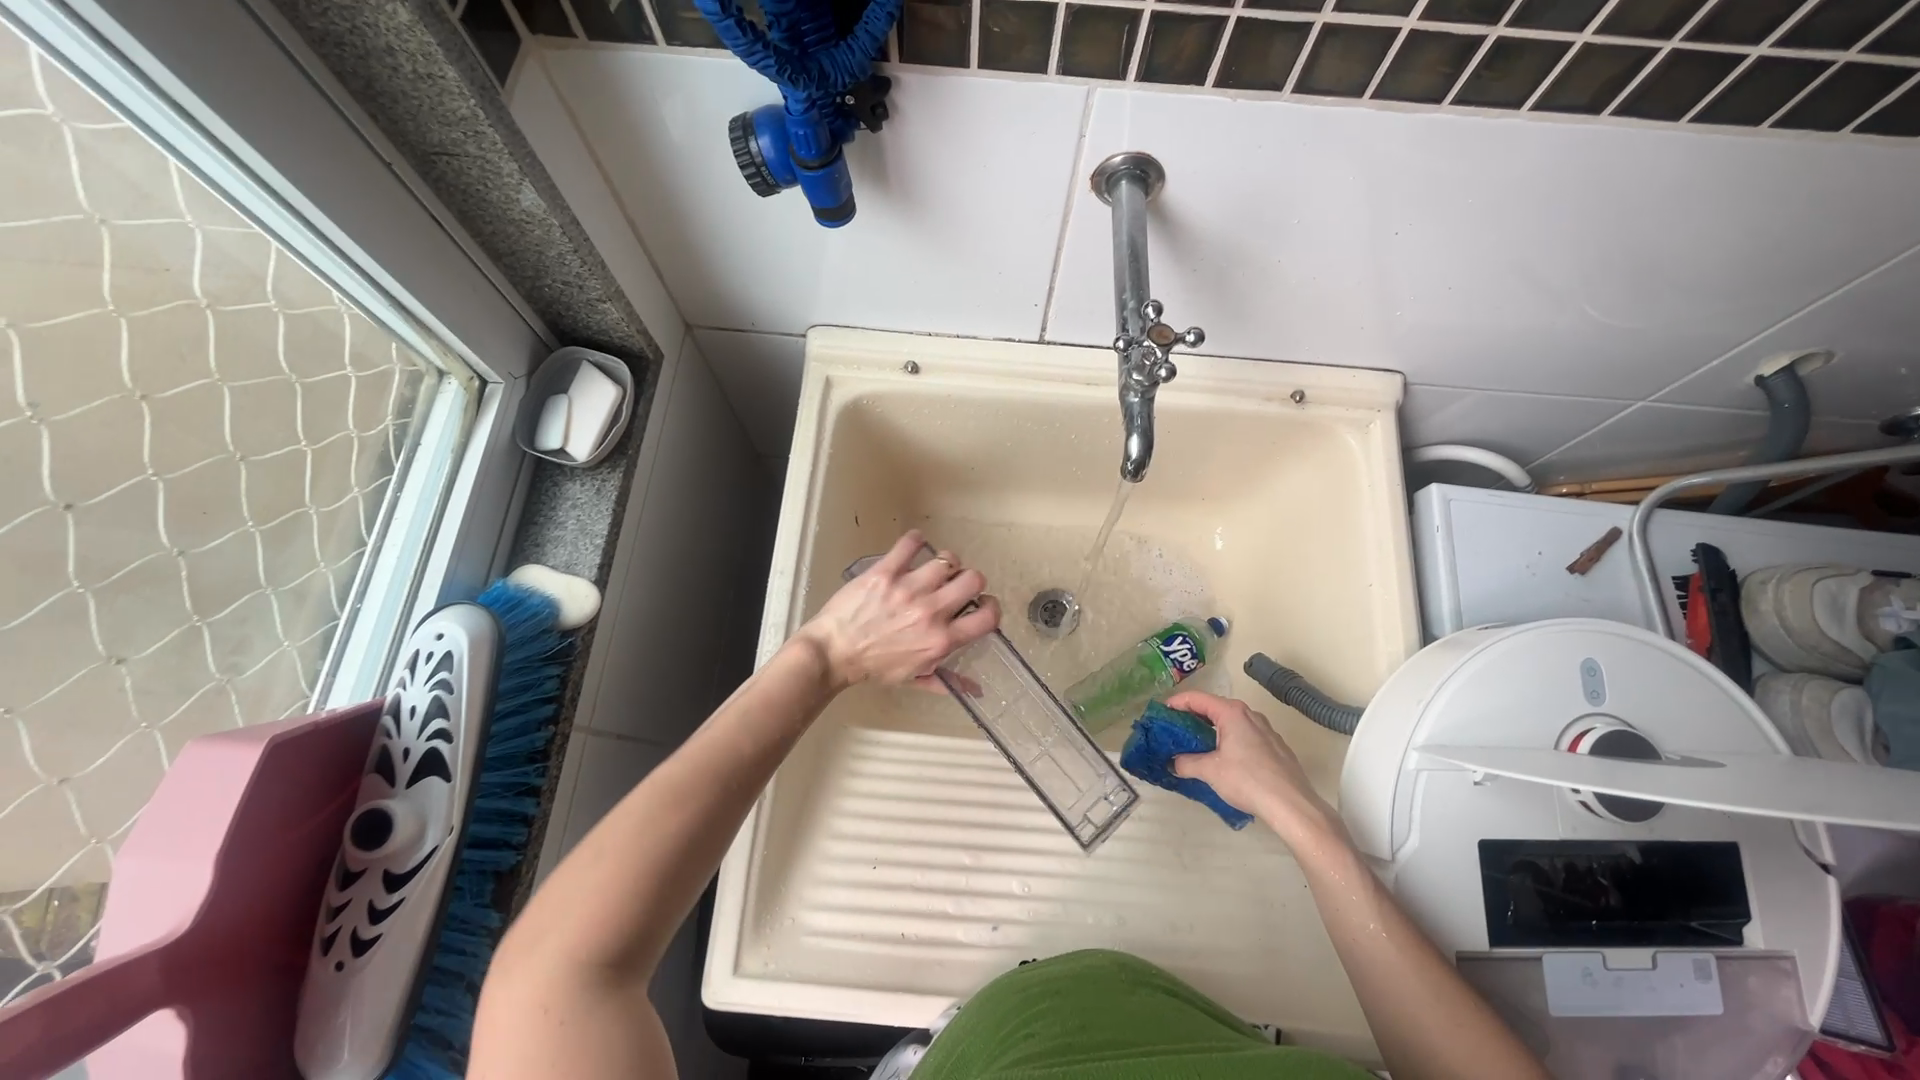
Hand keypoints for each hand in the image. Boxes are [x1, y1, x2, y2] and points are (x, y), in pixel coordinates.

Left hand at [794, 530, 1000, 690]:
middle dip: (970, 581)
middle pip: (974, 580)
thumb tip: (974, 689)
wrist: (833, 653)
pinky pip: (910, 544)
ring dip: (945, 563)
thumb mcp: (912, 679)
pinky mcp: (886, 572)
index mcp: (941, 640)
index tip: (982, 604)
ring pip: (947, 559)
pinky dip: (916, 541)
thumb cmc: (872, 668)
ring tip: (934, 568)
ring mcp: (908, 589)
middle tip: (957, 585)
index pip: (987, 617)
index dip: (991, 607)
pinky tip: (914, 546)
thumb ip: (945, 681)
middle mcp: (931, 612)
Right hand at [1166, 691, 1343, 848]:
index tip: (1160, 713)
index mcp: (1232, 713)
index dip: (1176, 703)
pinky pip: (1244, 736)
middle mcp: (1250, 715)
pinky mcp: (1275, 747)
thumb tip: (1173, 763)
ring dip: (1211, 731)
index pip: (1197, 698)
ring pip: (1231, 723)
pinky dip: (1228, 741)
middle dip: (1192, 718)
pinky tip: (1222, 761)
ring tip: (1194, 747)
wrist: (1291, 804)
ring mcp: (1266, 731)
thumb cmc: (1247, 780)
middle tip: (1173, 731)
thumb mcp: (1210, 771)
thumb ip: (1186, 763)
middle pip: (1214, 708)